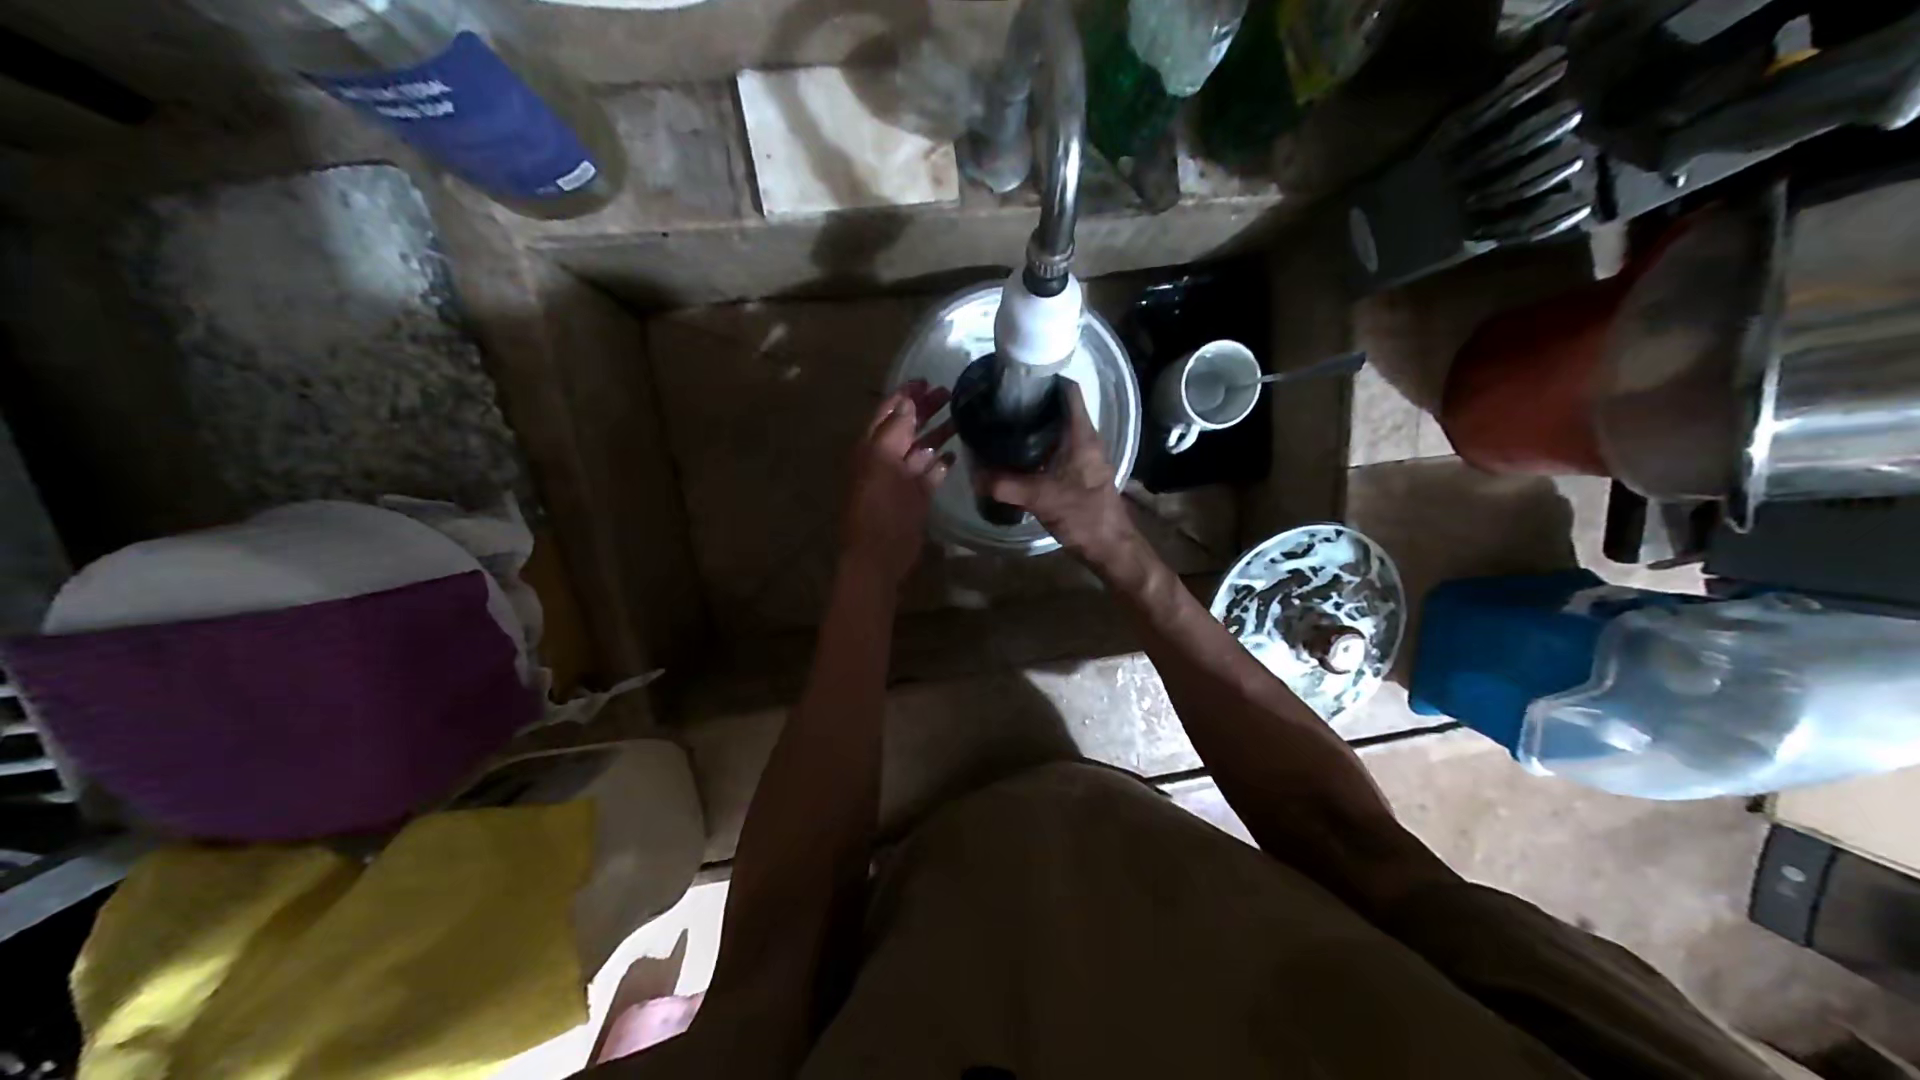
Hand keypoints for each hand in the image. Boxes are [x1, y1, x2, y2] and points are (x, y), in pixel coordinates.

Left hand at [840, 380, 955, 585]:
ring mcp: (903, 479)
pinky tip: (956, 454)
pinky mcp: (918, 497)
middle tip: (949, 393)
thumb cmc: (876, 507)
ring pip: (921, 449)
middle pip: (906, 427)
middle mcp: (886, 459)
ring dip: (937, 432)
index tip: (925, 380)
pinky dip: (942, 463)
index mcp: (871, 448)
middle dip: (924, 409)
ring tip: (961, 417)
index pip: (887, 413)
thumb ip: (893, 431)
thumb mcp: (880, 462)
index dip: (904, 395)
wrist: (879, 554)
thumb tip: (906, 402)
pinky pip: (931, 474)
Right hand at [977, 381, 1139, 569]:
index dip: (1045, 378)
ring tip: (1001, 425)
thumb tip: (973, 474)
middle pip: (1058, 408)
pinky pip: (1056, 449)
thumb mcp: (1039, 498)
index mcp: (1081, 434)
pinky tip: (1015, 456)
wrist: (1109, 547)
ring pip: (1056, 430)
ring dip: (1033, 426)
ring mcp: (1083, 456)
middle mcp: (1084, 439)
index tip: (1015, 379)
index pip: (1067, 390)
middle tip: (999, 404)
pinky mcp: (1078, 473)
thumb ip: (1004, 485)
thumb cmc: (1082, 516)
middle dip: (1031, 403)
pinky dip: (1037, 447)